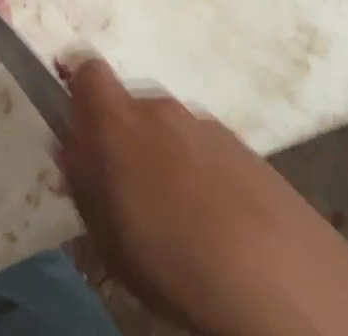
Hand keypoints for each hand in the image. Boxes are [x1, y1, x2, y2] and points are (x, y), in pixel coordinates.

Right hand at [60, 58, 347, 335]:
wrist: (277, 279)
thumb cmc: (166, 254)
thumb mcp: (101, 227)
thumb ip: (80, 175)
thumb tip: (70, 143)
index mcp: (118, 118)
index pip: (85, 69)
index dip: (73, 79)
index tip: (69, 109)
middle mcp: (163, 109)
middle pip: (130, 104)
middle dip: (120, 134)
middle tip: (120, 185)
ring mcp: (210, 128)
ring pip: (171, 131)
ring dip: (163, 157)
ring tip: (171, 214)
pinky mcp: (249, 152)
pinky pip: (207, 152)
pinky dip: (201, 175)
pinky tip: (211, 223)